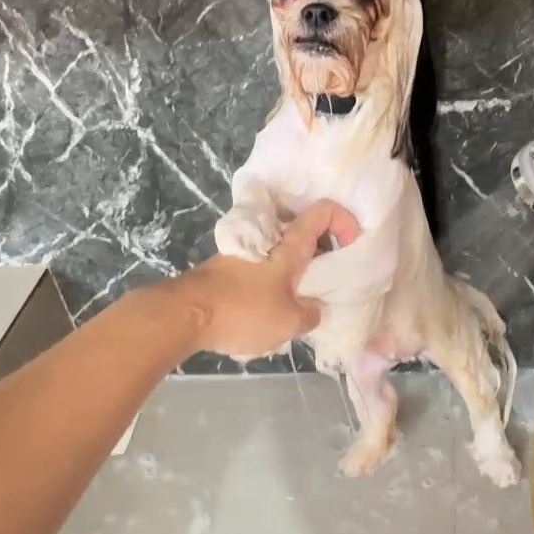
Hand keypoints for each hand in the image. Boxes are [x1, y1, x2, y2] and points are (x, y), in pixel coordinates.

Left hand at [174, 200, 360, 359]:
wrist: (183, 314)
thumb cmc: (242, 311)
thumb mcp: (289, 322)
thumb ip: (310, 314)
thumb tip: (312, 309)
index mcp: (289, 246)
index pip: (323, 211)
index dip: (344, 220)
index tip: (351, 245)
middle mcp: (268, 240)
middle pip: (303, 230)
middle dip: (322, 250)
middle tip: (329, 279)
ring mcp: (244, 253)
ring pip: (281, 250)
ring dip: (297, 269)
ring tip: (301, 300)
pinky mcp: (227, 269)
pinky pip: (262, 266)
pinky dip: (274, 280)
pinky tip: (271, 309)